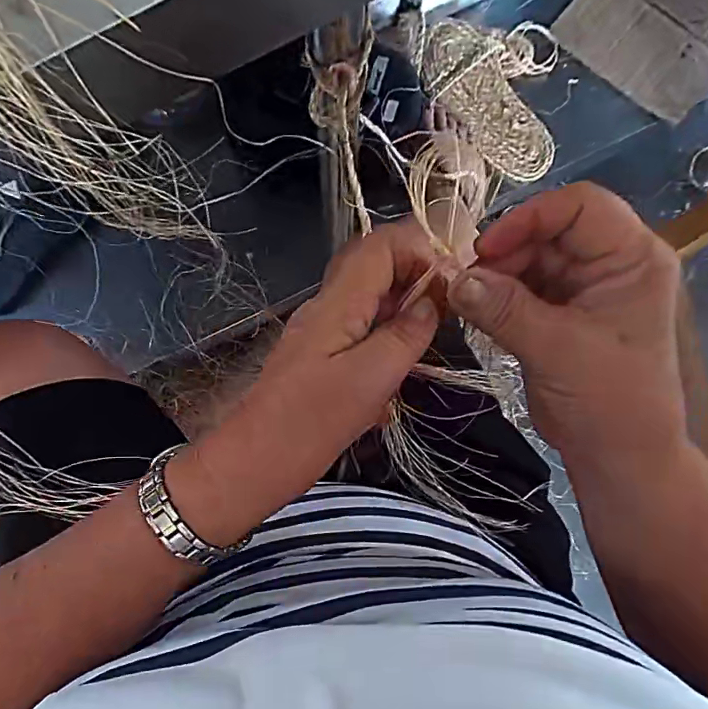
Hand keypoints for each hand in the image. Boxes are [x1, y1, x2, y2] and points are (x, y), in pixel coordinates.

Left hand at [172, 219, 440, 542]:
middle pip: (374, 268)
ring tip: (430, 338)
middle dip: (416, 278)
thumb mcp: (372, 378)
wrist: (255, 463)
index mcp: (337, 303)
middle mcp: (325, 308)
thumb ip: (406, 334)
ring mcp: (320, 333)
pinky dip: (385, 340)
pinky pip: (359, 332)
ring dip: (402, 311)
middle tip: (448, 309)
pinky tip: (399, 371)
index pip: (380, 245)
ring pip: (368, 301)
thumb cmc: (311, 423)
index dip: (419, 247)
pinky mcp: (318, 360)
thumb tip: (433, 299)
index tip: (452, 277)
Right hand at [447, 183, 685, 463]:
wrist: (619, 455)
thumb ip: (503, 309)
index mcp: (631, 258)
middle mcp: (611, 264)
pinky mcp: (563, 314)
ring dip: (497, 276)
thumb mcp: (555, 349)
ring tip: (468, 300)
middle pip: (550, 232)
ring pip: (532, 260)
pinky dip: (498, 297)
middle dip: (506, 253)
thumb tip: (453, 279)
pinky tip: (477, 312)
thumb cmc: (607, 399)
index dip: (530, 218)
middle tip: (467, 281)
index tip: (485, 250)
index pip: (581, 206)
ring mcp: (586, 290)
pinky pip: (524, 289)